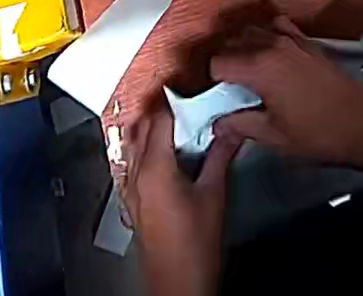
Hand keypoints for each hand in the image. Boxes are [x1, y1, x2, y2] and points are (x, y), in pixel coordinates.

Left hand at [122, 106, 237, 295]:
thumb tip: (231, 127)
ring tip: (173, 120)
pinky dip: (145, 148)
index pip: (158, 119)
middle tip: (183, 99)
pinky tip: (164, 152)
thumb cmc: (196, 243)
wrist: (178, 288)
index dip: (172, 99)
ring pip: (134, 146)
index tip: (187, 86)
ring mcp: (131, 191)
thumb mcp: (214, 194)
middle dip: (159, 110)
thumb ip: (220, 155)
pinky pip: (133, 163)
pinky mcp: (134, 205)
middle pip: (141, 129)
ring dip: (150, 129)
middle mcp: (136, 175)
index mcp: (154, 168)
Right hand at [210, 17, 362, 166]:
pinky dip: (267, 33)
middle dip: (224, 60)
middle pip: (233, 40)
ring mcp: (291, 38)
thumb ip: (239, 125)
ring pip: (254, 30)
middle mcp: (272, 44)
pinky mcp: (306, 41)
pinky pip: (278, 25)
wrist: (361, 123)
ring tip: (244, 71)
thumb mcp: (272, 136)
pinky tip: (270, 54)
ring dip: (243, 45)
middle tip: (226, 87)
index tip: (215, 96)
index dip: (211, 79)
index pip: (218, 61)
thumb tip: (216, 123)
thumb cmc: (315, 133)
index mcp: (259, 67)